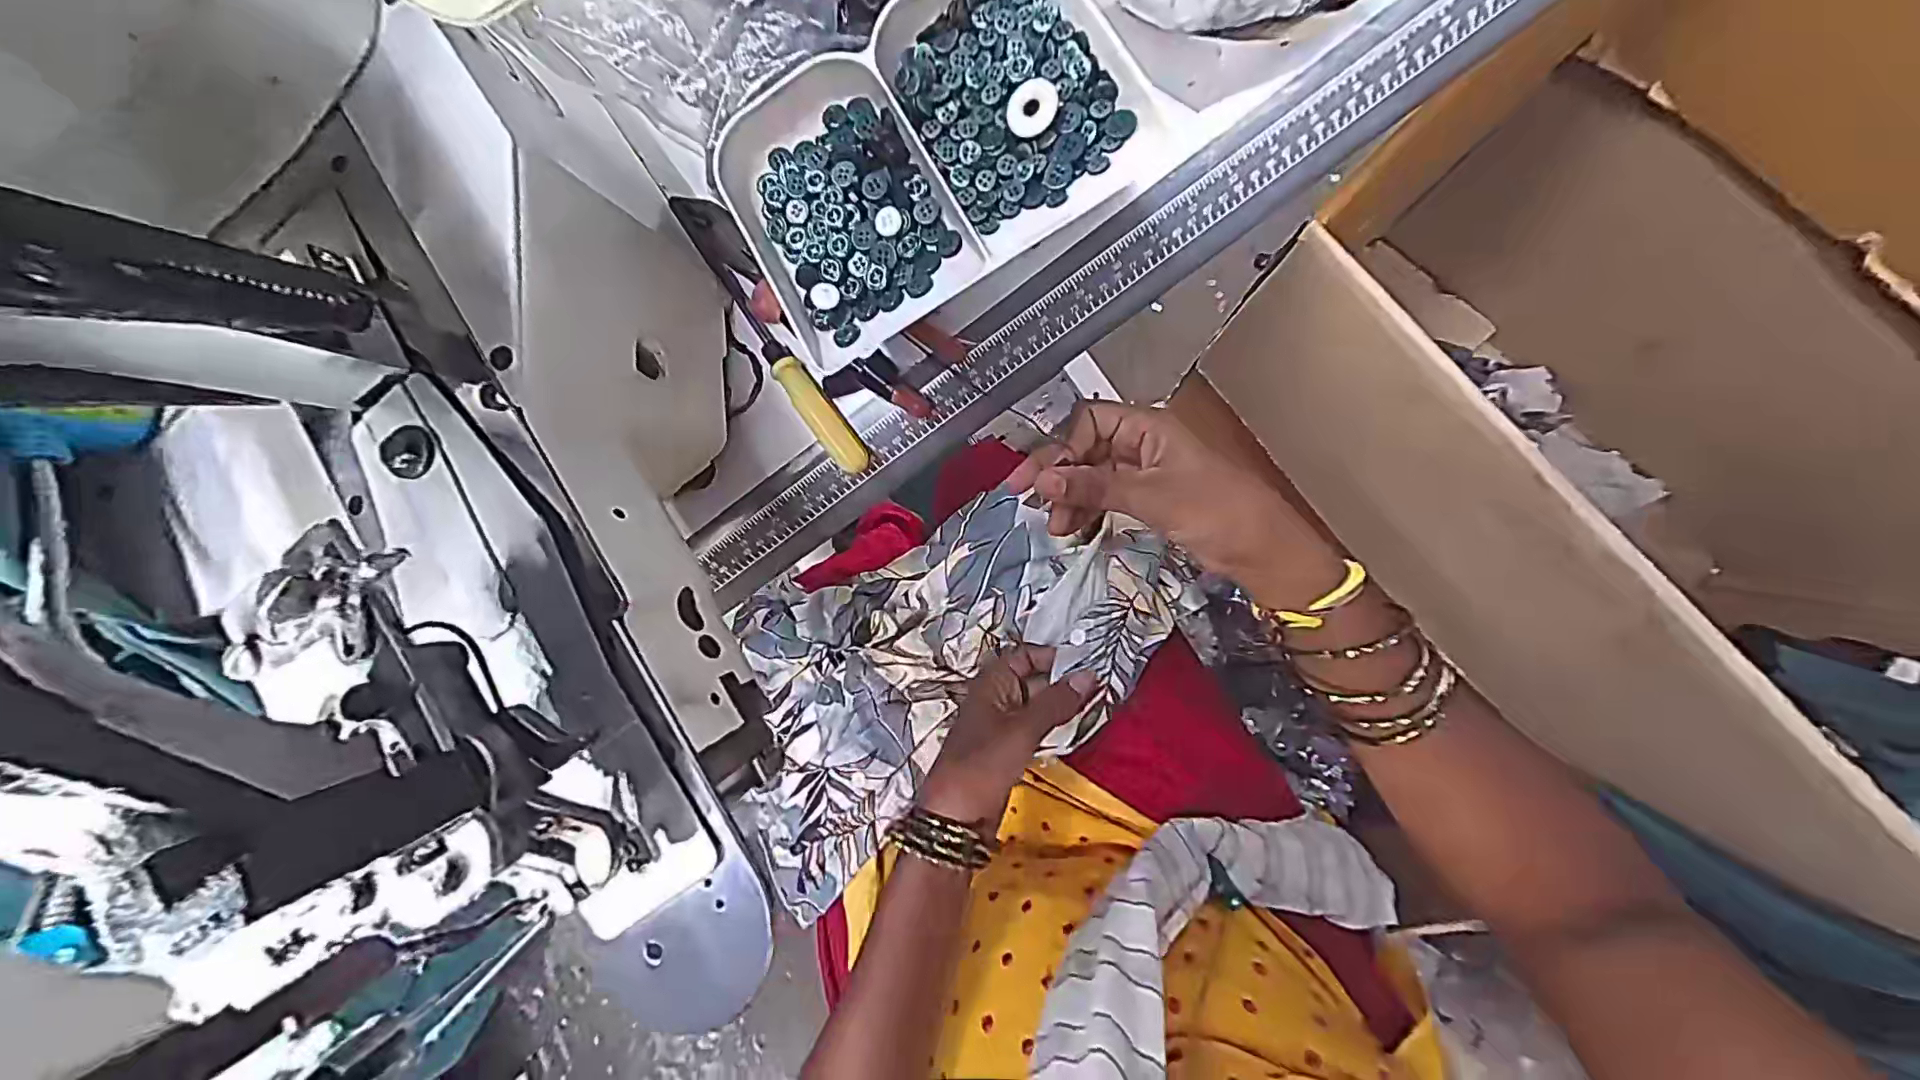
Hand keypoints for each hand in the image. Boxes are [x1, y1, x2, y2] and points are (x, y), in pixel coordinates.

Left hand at [919, 645, 1096, 824]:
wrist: (956, 816)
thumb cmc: (981, 765)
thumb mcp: (1023, 729)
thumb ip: (1056, 701)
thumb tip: (1087, 676)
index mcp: (991, 683)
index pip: (1026, 655)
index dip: (1054, 656)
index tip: (1086, 663)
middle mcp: (996, 699)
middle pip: (1034, 679)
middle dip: (1064, 681)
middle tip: (1100, 686)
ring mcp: (1002, 725)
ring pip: (1038, 705)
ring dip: (1063, 705)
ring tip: (1096, 705)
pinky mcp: (1009, 749)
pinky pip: (1037, 728)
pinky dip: (1055, 726)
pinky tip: (1077, 730)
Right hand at [1007, 401, 1343, 605]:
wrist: (1262, 549)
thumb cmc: (1217, 509)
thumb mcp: (1149, 495)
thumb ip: (1093, 487)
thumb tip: (1043, 481)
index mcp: (1147, 426)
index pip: (1087, 422)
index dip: (1060, 448)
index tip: (1037, 480)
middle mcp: (1142, 443)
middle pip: (1084, 449)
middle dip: (1058, 476)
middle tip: (1031, 503)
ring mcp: (1143, 472)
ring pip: (1091, 476)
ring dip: (1070, 499)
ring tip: (1057, 527)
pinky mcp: (1146, 498)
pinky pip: (1104, 497)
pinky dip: (1087, 511)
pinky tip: (1074, 529)